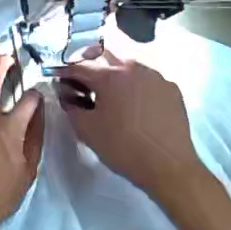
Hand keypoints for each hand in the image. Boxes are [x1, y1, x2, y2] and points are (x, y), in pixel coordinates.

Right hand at [54, 50, 204, 202]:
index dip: (65, 73)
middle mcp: (134, 68)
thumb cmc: (122, 147)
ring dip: (118, 80)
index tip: (58, 80)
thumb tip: (66, 95)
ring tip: (114, 100)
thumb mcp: (87, 130)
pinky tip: (138, 108)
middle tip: (86, 90)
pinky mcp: (172, 90)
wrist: (168, 166)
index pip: (80, 68)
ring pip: (130, 71)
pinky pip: (149, 83)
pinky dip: (138, 90)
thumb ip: (70, 107)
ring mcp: (156, 77)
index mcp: (111, 76)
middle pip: (107, 63)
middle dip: (93, 73)